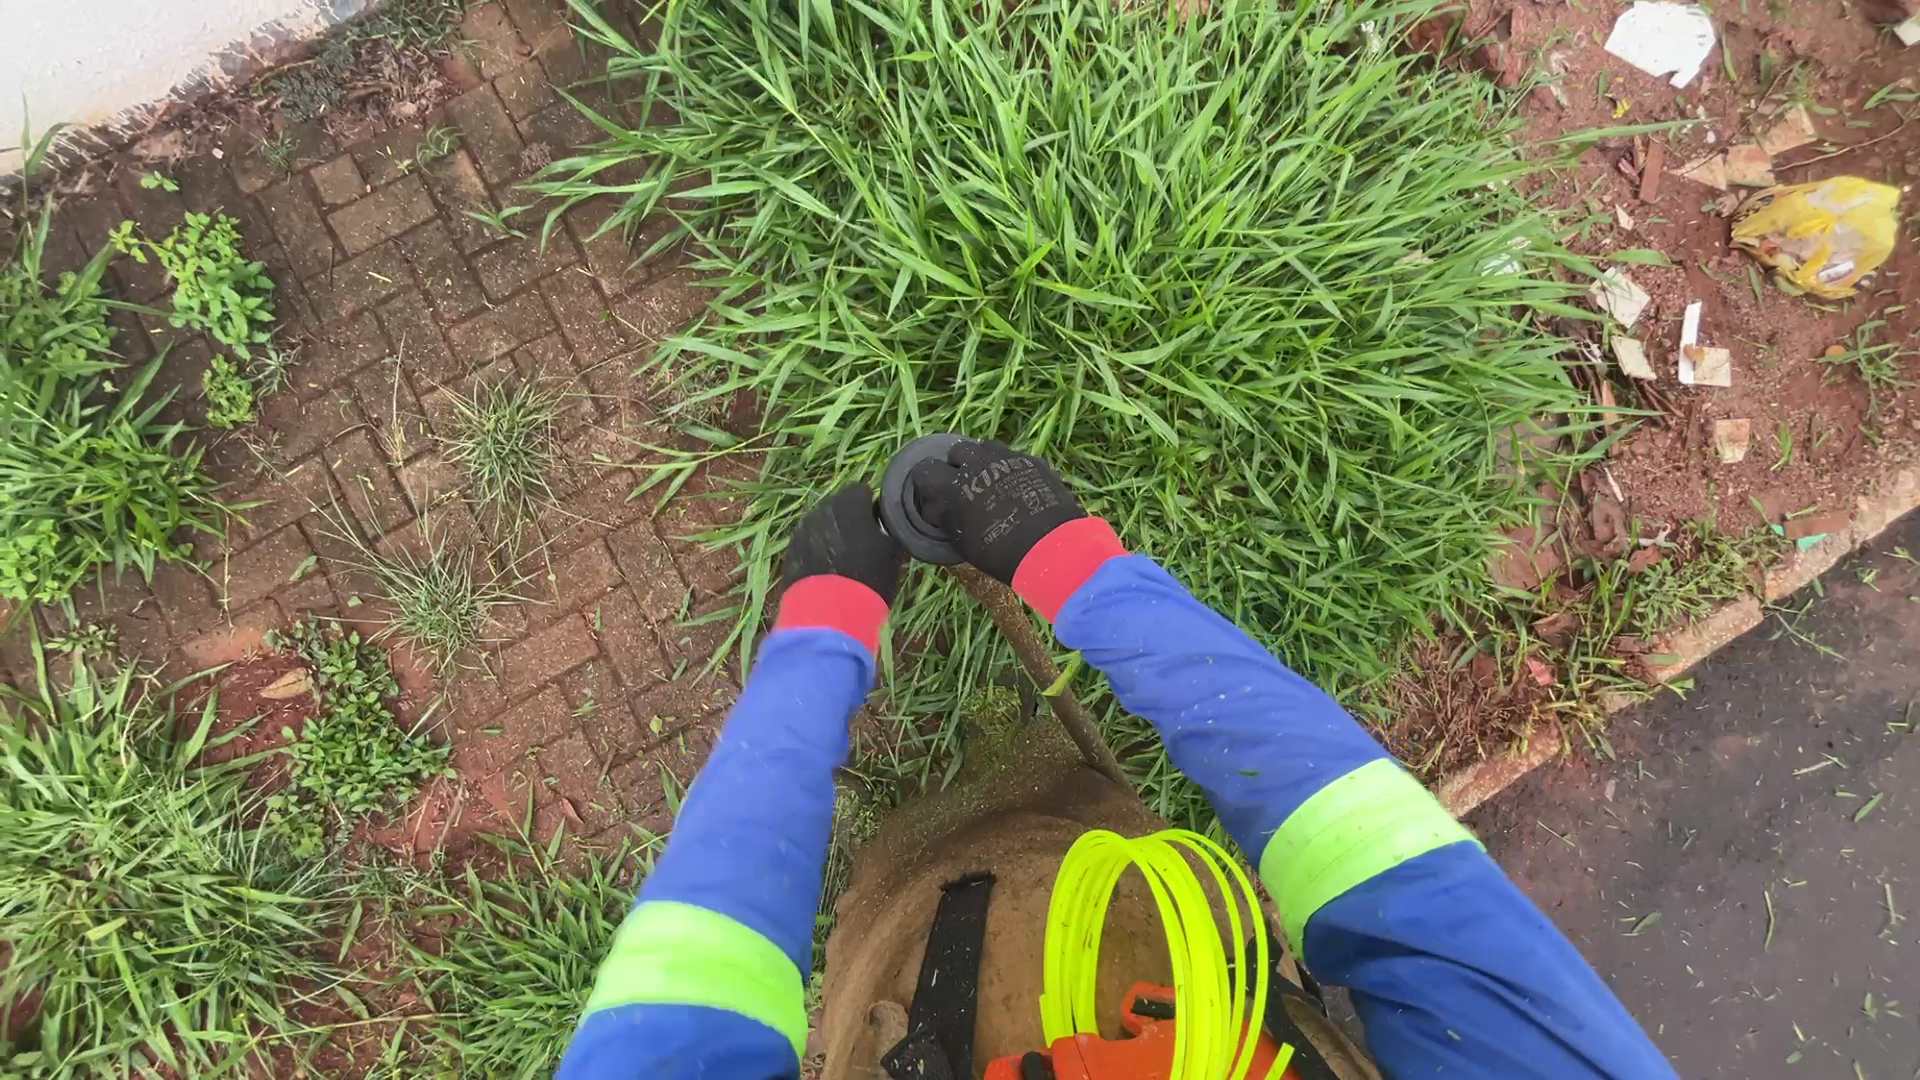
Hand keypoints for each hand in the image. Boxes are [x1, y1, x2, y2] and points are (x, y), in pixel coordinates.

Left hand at [781, 483, 903, 603]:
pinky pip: (808, 541)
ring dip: (832, 533)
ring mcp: (803, 528)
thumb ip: (888, 529)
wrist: (831, 610)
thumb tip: (886, 523)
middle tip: (862, 540)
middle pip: (838, 504)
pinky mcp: (790, 549)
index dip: (870, 506)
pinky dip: (817, 549)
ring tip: (844, 557)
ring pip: (821, 523)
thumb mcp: (892, 551)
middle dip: (849, 517)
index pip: (862, 491)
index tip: (877, 524)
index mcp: (850, 502)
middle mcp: (823, 508)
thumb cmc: (869, 577)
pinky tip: (827, 569)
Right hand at [907, 440, 1085, 583]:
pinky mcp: (1032, 461)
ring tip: (991, 481)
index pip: (926, 469)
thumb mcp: (962, 541)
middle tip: (964, 485)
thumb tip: (938, 507)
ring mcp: (1008, 459)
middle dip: (957, 465)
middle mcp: (978, 463)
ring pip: (987, 448)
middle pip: (958, 451)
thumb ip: (947, 518)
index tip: (932, 492)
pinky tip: (1016, 487)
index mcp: (954, 484)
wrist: (1049, 547)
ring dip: (984, 461)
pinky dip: (1010, 469)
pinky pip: (1014, 458)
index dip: (927, 481)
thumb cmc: (998, 552)